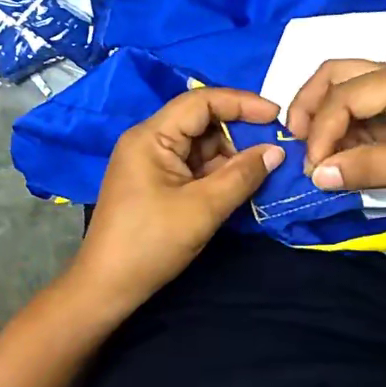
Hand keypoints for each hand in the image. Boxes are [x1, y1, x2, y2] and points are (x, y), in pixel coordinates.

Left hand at [72, 87, 284, 306]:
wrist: (108, 285)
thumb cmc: (151, 243)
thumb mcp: (203, 209)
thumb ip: (241, 175)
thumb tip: (276, 150)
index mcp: (150, 136)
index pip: (201, 101)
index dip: (241, 103)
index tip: (277, 115)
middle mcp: (147, 141)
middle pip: (200, 121)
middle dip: (238, 132)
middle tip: (274, 149)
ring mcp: (149, 163)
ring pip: (198, 145)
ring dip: (229, 155)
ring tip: (262, 170)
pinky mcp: (153, 183)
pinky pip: (191, 166)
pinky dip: (216, 172)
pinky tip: (239, 183)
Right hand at [285, 58, 385, 208]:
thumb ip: (370, 168)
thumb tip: (316, 176)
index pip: (347, 93)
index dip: (322, 129)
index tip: (314, 168)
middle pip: (338, 76)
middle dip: (311, 106)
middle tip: (296, 142)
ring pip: (348, 95)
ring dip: (327, 124)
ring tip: (318, 158)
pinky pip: (365, 119)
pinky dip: (345, 137)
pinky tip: (341, 160)